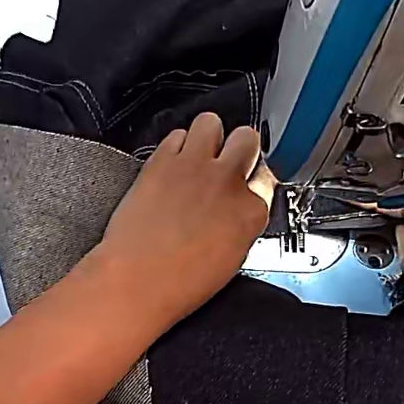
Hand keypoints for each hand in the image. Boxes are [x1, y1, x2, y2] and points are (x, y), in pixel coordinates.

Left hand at [83, 112, 275, 328]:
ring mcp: (194, 166)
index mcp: (251, 211)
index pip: (266, 178)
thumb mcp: (233, 257)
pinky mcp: (162, 161)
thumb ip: (242, 222)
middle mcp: (228, 181)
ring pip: (211, 122)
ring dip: (208, 136)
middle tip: (226, 162)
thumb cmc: (180, 281)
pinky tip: (173, 165)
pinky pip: (176, 134)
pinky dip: (176, 146)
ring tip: (199, 156)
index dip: (253, 181)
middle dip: (238, 147)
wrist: (137, 280)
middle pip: (247, 138)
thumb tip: (239, 210)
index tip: (244, 187)